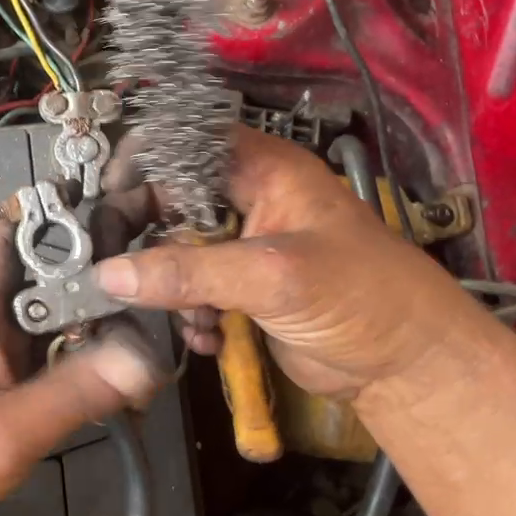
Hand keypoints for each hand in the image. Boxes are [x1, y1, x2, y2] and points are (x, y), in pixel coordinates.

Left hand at [0, 221, 165, 515]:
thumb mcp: (7, 429)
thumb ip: (73, 393)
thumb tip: (145, 358)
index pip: (7, 234)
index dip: (53, 211)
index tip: (113, 201)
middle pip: (42, 270)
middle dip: (94, 264)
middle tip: (157, 262)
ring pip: (52, 309)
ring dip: (97, 312)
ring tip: (157, 311)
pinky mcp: (4, 373)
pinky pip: (51, 347)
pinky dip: (85, 350)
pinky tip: (125, 366)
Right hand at [94, 128, 491, 398]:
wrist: (410, 371)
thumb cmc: (366, 299)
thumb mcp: (273, 276)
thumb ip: (187, 273)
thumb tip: (108, 276)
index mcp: (261, 170)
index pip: (182, 144)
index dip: (139, 162)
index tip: (105, 196)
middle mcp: (244, 199)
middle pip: (164, 200)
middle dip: (144, 238)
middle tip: (118, 267)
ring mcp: (238, 245)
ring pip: (168, 250)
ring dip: (166, 287)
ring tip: (190, 319)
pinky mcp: (235, 286)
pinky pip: (184, 288)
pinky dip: (184, 313)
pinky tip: (205, 336)